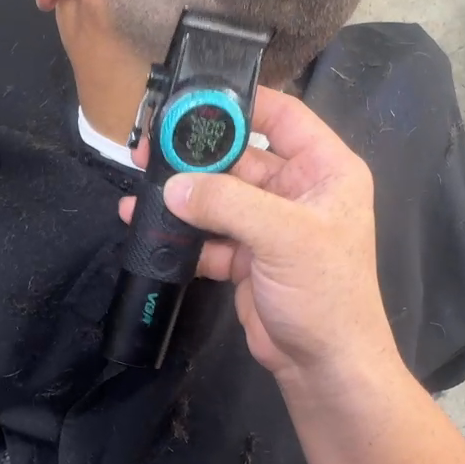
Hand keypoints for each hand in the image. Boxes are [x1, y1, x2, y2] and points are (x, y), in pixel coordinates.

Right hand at [120, 89, 399, 384]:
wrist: (322, 364)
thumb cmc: (324, 292)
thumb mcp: (282, 237)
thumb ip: (227, 204)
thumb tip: (172, 186)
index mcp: (324, 170)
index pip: (283, 117)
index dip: (242, 103)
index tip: (193, 99)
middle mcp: (297, 191)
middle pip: (240, 160)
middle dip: (196, 157)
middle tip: (149, 150)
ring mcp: (268, 227)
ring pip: (218, 200)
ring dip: (182, 198)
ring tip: (139, 191)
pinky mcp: (246, 258)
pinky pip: (209, 236)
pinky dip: (182, 236)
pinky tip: (149, 229)